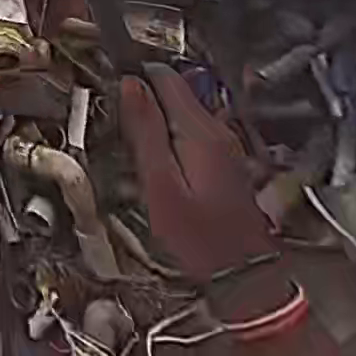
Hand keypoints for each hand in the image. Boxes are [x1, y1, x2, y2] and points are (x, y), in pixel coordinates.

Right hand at [120, 64, 287, 314]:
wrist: (244, 282)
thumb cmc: (196, 236)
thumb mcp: (160, 183)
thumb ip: (144, 129)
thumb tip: (130, 81)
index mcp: (199, 130)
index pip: (164, 75)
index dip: (134, 73)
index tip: (110, 87)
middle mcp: (217, 128)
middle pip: (173, 88)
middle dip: (142, 93)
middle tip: (116, 118)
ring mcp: (224, 142)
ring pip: (180, 106)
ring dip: (153, 112)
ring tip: (131, 136)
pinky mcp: (223, 157)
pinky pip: (188, 125)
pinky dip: (167, 128)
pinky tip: (154, 152)